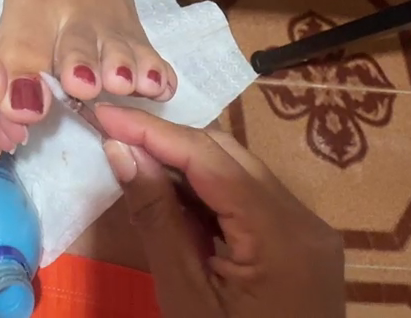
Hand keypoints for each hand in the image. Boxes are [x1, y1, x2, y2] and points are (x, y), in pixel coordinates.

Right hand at [96, 105, 343, 317]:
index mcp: (282, 236)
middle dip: (166, 140)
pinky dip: (206, 190)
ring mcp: (308, 233)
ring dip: (184, 163)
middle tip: (112, 134)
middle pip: (227, 155)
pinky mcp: (301, 246)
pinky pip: (247, 197)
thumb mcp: (186, 297)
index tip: (103, 112)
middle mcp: (305, 221)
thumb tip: (120, 147)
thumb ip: (156, 216)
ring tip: (132, 159)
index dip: (152, 129)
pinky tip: (170, 195)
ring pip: (236, 170)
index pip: (208, 157)